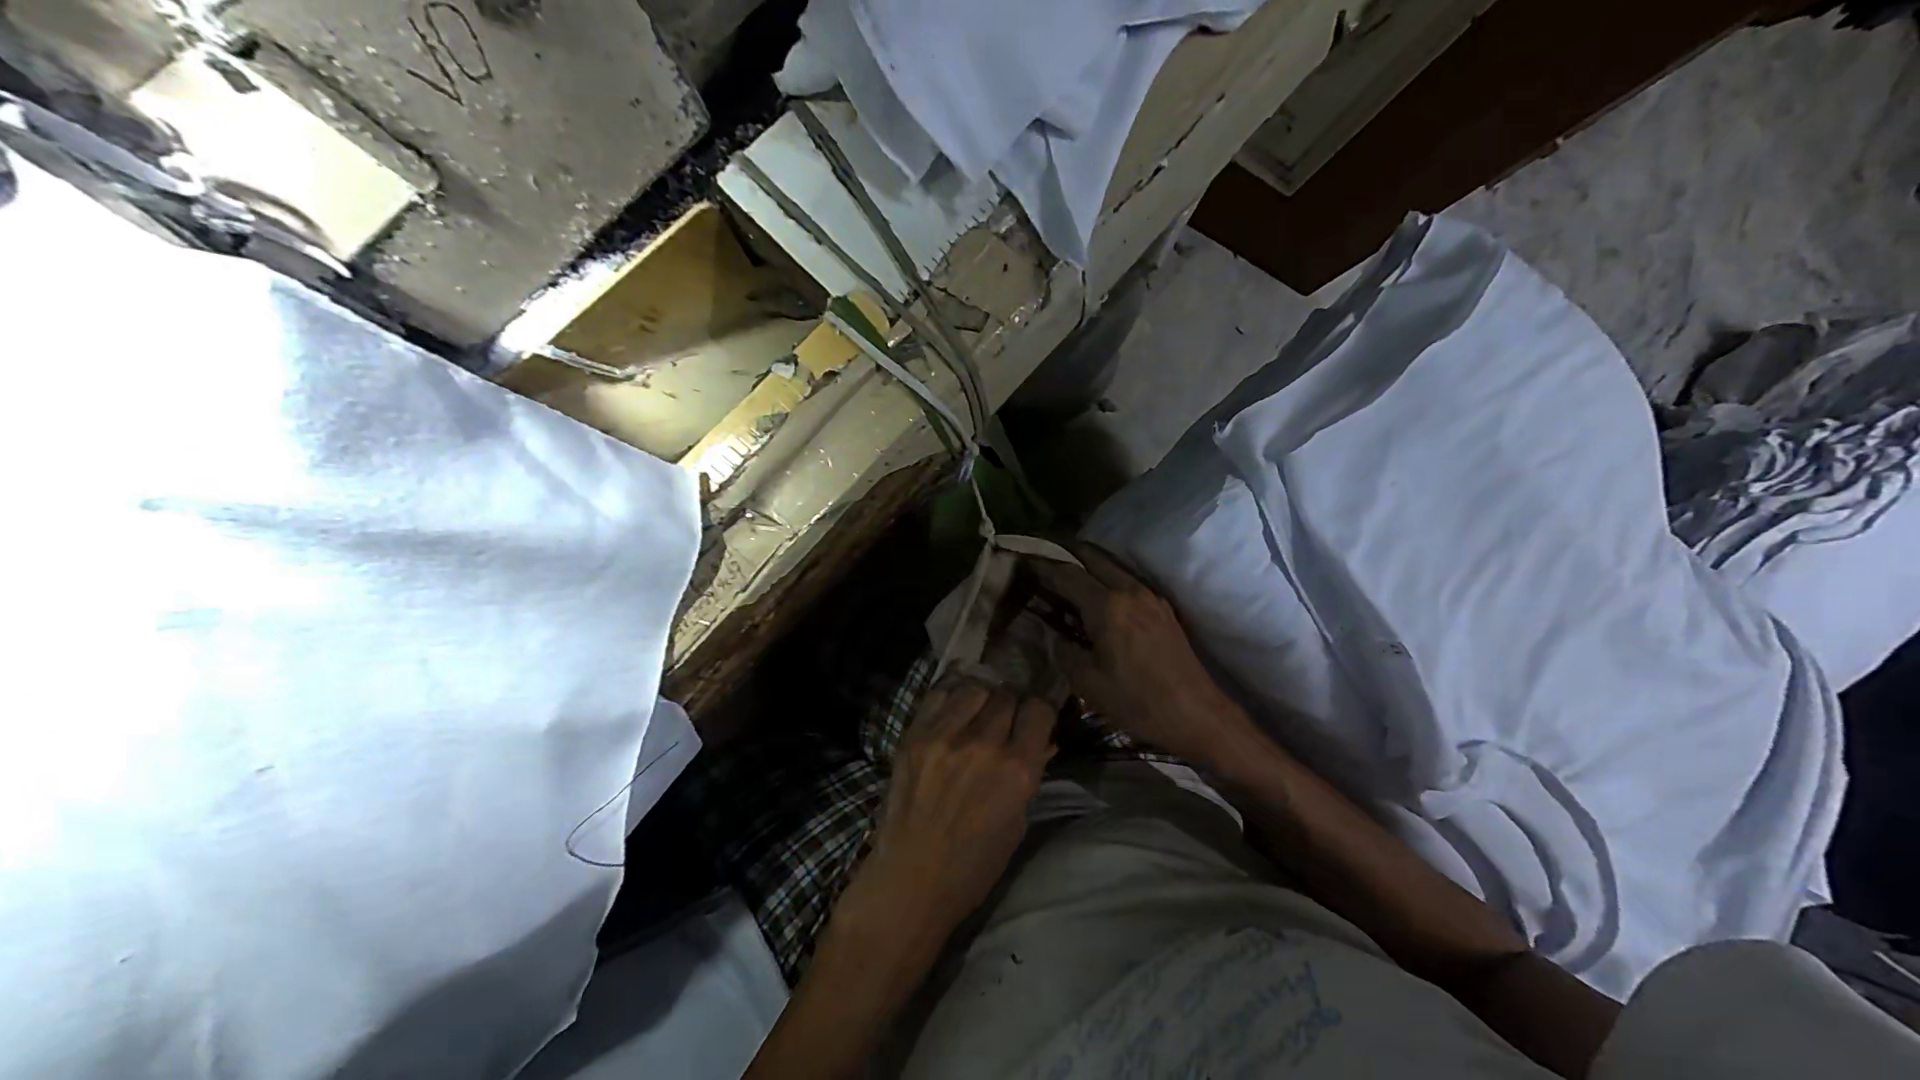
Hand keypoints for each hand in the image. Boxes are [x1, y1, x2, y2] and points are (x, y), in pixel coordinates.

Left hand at [847, 679, 1055, 938]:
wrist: (911, 880)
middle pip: (1006, 695)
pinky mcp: (914, 736)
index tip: (1035, 720)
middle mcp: (984, 744)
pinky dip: (951, 697)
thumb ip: (1028, 775)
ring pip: (975, 688)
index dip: (1039, 713)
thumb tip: (1040, 742)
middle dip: (1011, 705)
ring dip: (982, 698)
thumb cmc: (973, 865)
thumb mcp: (1017, 823)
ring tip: (977, 714)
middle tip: (1005, 720)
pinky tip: (953, 709)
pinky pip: (938, 695)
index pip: (1038, 710)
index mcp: (1017, 770)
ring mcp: (945, 736)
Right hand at [1033, 544, 1254, 765]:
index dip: (1042, 566)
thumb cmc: (1138, 702)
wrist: (1197, 714)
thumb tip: (1055, 635)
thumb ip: (1065, 651)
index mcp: (1107, 606)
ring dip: (1088, 563)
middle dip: (1065, 552)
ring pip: (1112, 565)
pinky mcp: (1162, 607)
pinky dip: (1106, 576)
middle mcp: (1130, 590)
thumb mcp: (1088, 683)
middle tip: (1042, 557)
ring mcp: (1150, 596)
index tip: (1023, 561)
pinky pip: (1127, 579)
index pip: (1066, 574)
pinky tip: (1096, 594)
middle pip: (1092, 556)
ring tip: (1065, 573)